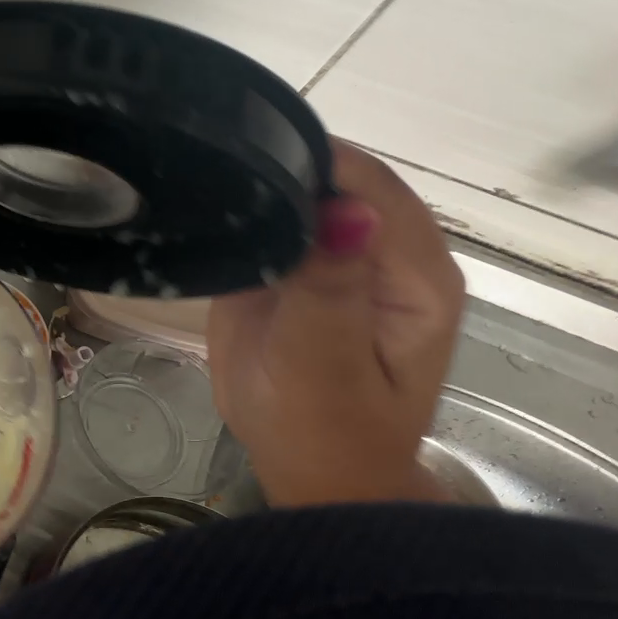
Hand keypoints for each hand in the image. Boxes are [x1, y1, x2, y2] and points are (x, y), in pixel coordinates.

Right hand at [207, 142, 464, 506]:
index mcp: (416, 273)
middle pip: (340, 178)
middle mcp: (386, 254)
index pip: (370, 185)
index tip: (239, 151)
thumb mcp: (323, 365)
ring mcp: (343, 259)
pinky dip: (249, 205)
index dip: (312, 160)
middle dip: (283, 160)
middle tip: (210, 161)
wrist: (306, 468)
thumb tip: (348, 210)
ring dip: (263, 179)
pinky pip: (281, 218)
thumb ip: (331, 289)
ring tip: (202, 172)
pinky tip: (207, 202)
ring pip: (309, 192)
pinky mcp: (303, 269)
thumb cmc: (322, 428)